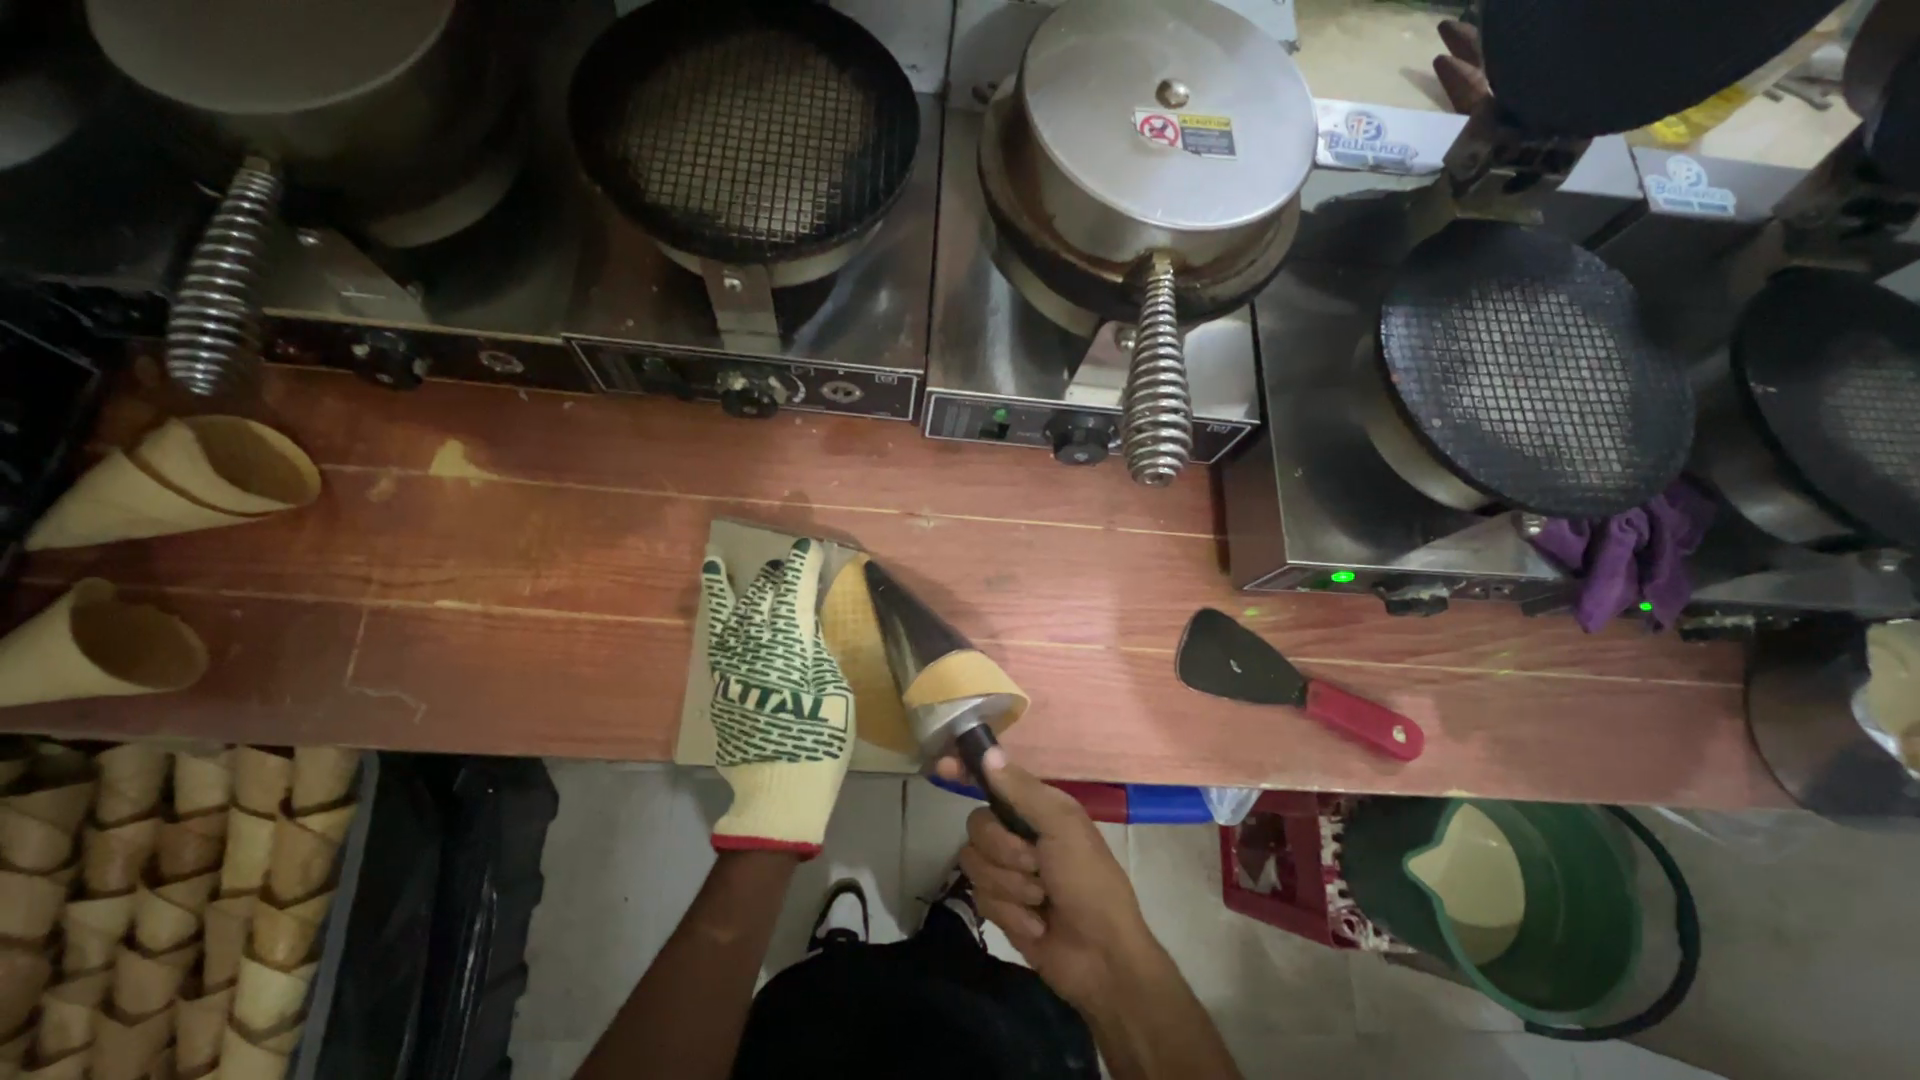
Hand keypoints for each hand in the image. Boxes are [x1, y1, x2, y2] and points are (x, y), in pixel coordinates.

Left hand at [701, 538, 853, 855]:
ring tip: (719, 564)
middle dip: (772, 577)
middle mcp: (755, 642)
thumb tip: (807, 624)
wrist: (779, 783)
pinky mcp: (719, 683)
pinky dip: (716, 621)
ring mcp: (731, 662)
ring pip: (728, 615)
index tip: (806, 549)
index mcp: (790, 640)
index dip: (800, 565)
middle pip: (761, 598)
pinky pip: (716, 641)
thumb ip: (818, 649)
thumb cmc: (820, 734)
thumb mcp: (834, 686)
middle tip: (781, 565)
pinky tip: (718, 613)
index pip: (793, 590)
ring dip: (727, 588)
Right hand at [941, 749, 1152, 1009]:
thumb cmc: (1090, 882)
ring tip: (1041, 900)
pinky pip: (980, 898)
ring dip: (1010, 887)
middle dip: (1004, 851)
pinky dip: (1011, 913)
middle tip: (1036, 866)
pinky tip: (1037, 924)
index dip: (966, 772)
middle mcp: (1020, 834)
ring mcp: (1009, 872)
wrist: (1100, 956)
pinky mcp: (1001, 907)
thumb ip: (1022, 792)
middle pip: (977, 826)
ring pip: (974, 864)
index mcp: (1038, 809)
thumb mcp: (1063, 828)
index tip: (942, 768)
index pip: (994, 781)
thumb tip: (988, 752)